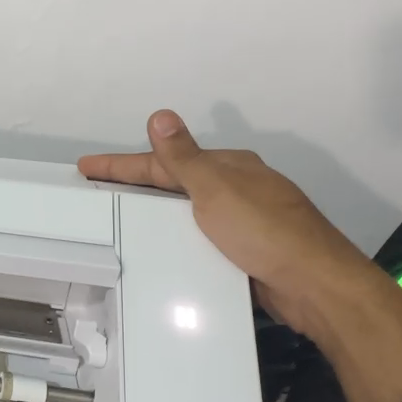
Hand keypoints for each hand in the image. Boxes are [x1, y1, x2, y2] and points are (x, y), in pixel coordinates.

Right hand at [76, 110, 385, 336]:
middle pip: (174, 182)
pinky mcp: (245, 251)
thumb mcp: (215, 190)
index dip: (122, 164)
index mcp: (228, 168)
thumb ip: (184, 156)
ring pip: (186, 211)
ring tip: (117, 221)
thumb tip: (161, 115)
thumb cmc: (265, 232)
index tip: (86, 165)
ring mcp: (243, 220)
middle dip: (136, 184)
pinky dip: (175, 237)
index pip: (164, 161)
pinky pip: (197, 237)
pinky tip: (160, 249)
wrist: (315, 286)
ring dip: (154, 212)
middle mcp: (236, 189)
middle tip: (95, 191)